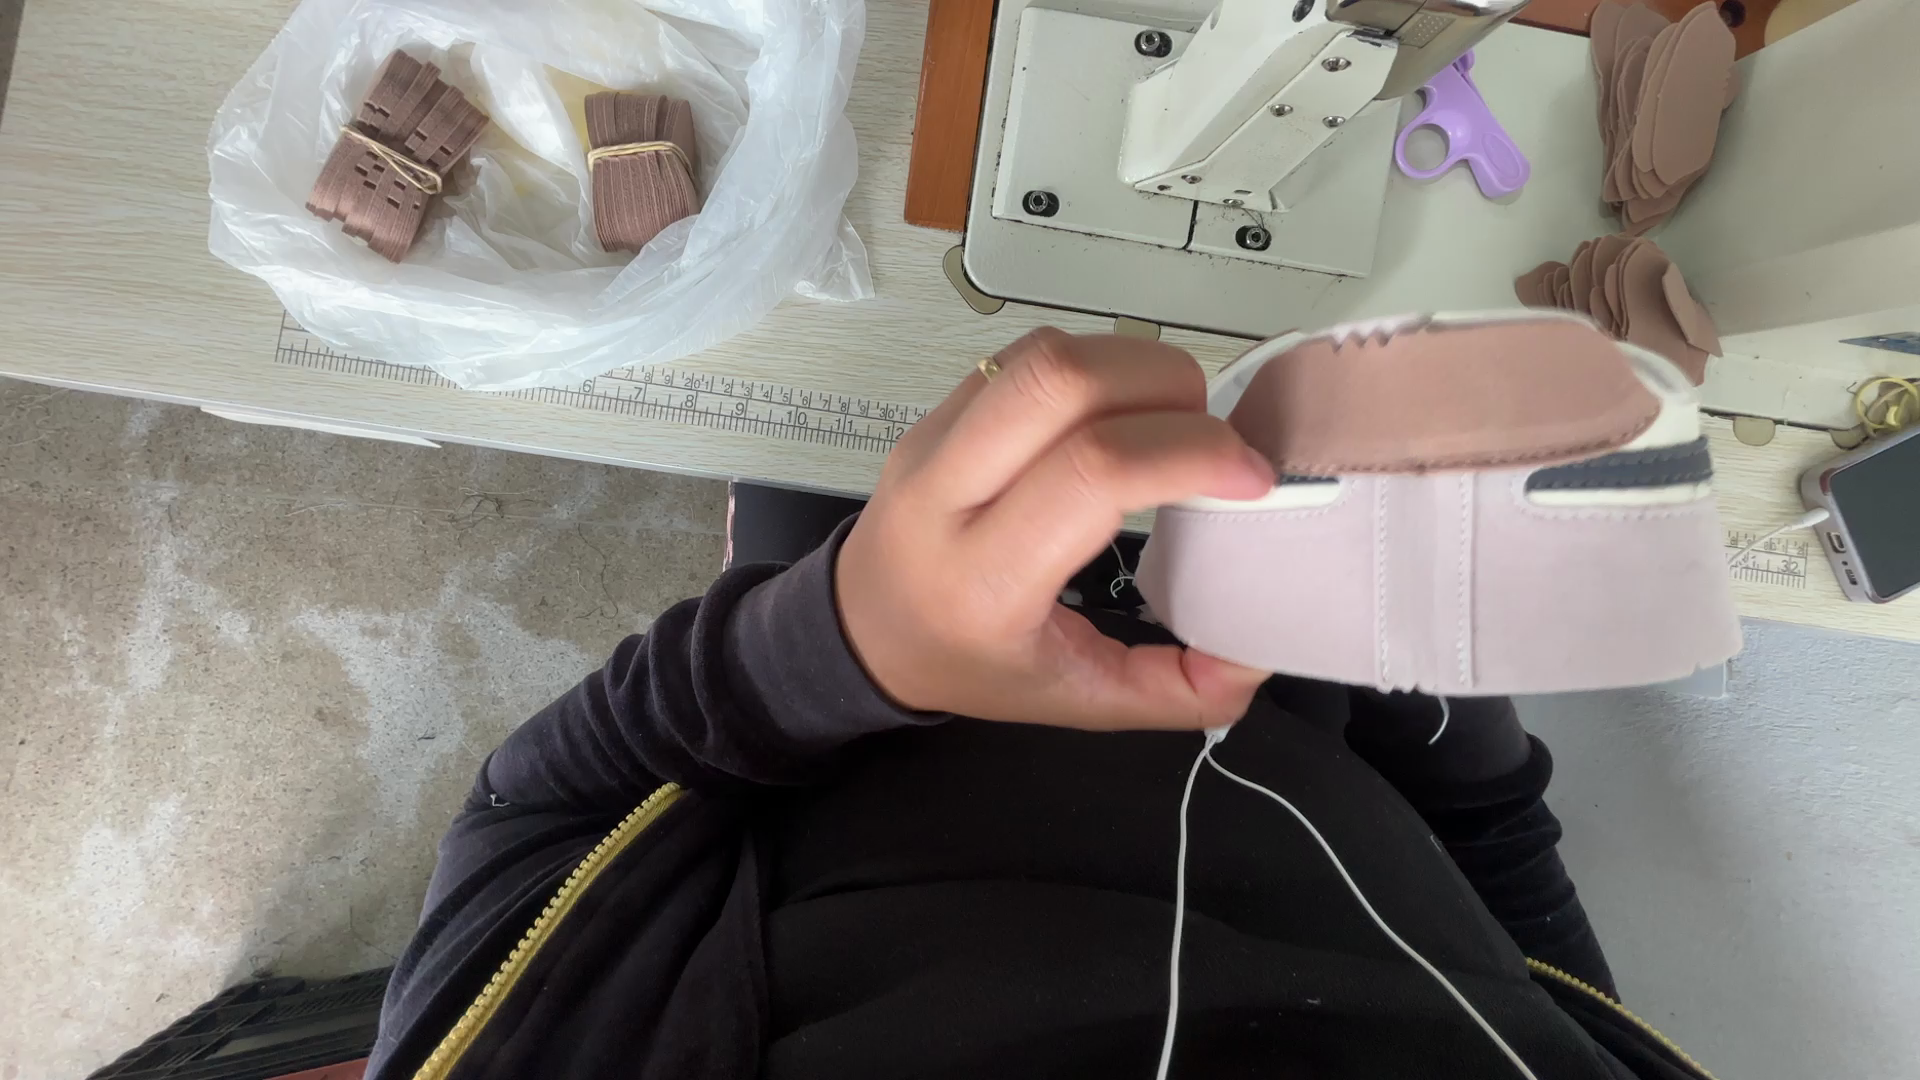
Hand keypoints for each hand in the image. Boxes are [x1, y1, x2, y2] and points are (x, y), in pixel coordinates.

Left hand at [834, 328, 1275, 730]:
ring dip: (1130, 364)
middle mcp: (946, 494)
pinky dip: (1091, 365)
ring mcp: (933, 441)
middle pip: (1058, 382)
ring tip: (1170, 417)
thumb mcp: (1073, 701)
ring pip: (1040, 355)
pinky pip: (1022, 357)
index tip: (1248, 476)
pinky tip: (1114, 410)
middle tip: (1210, 432)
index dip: (1187, 452)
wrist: (863, 626)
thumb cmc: (964, 663)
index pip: (1089, 474)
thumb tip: (1255, 658)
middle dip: (1164, 384)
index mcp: (983, 578)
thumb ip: (1171, 693)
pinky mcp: (936, 412)